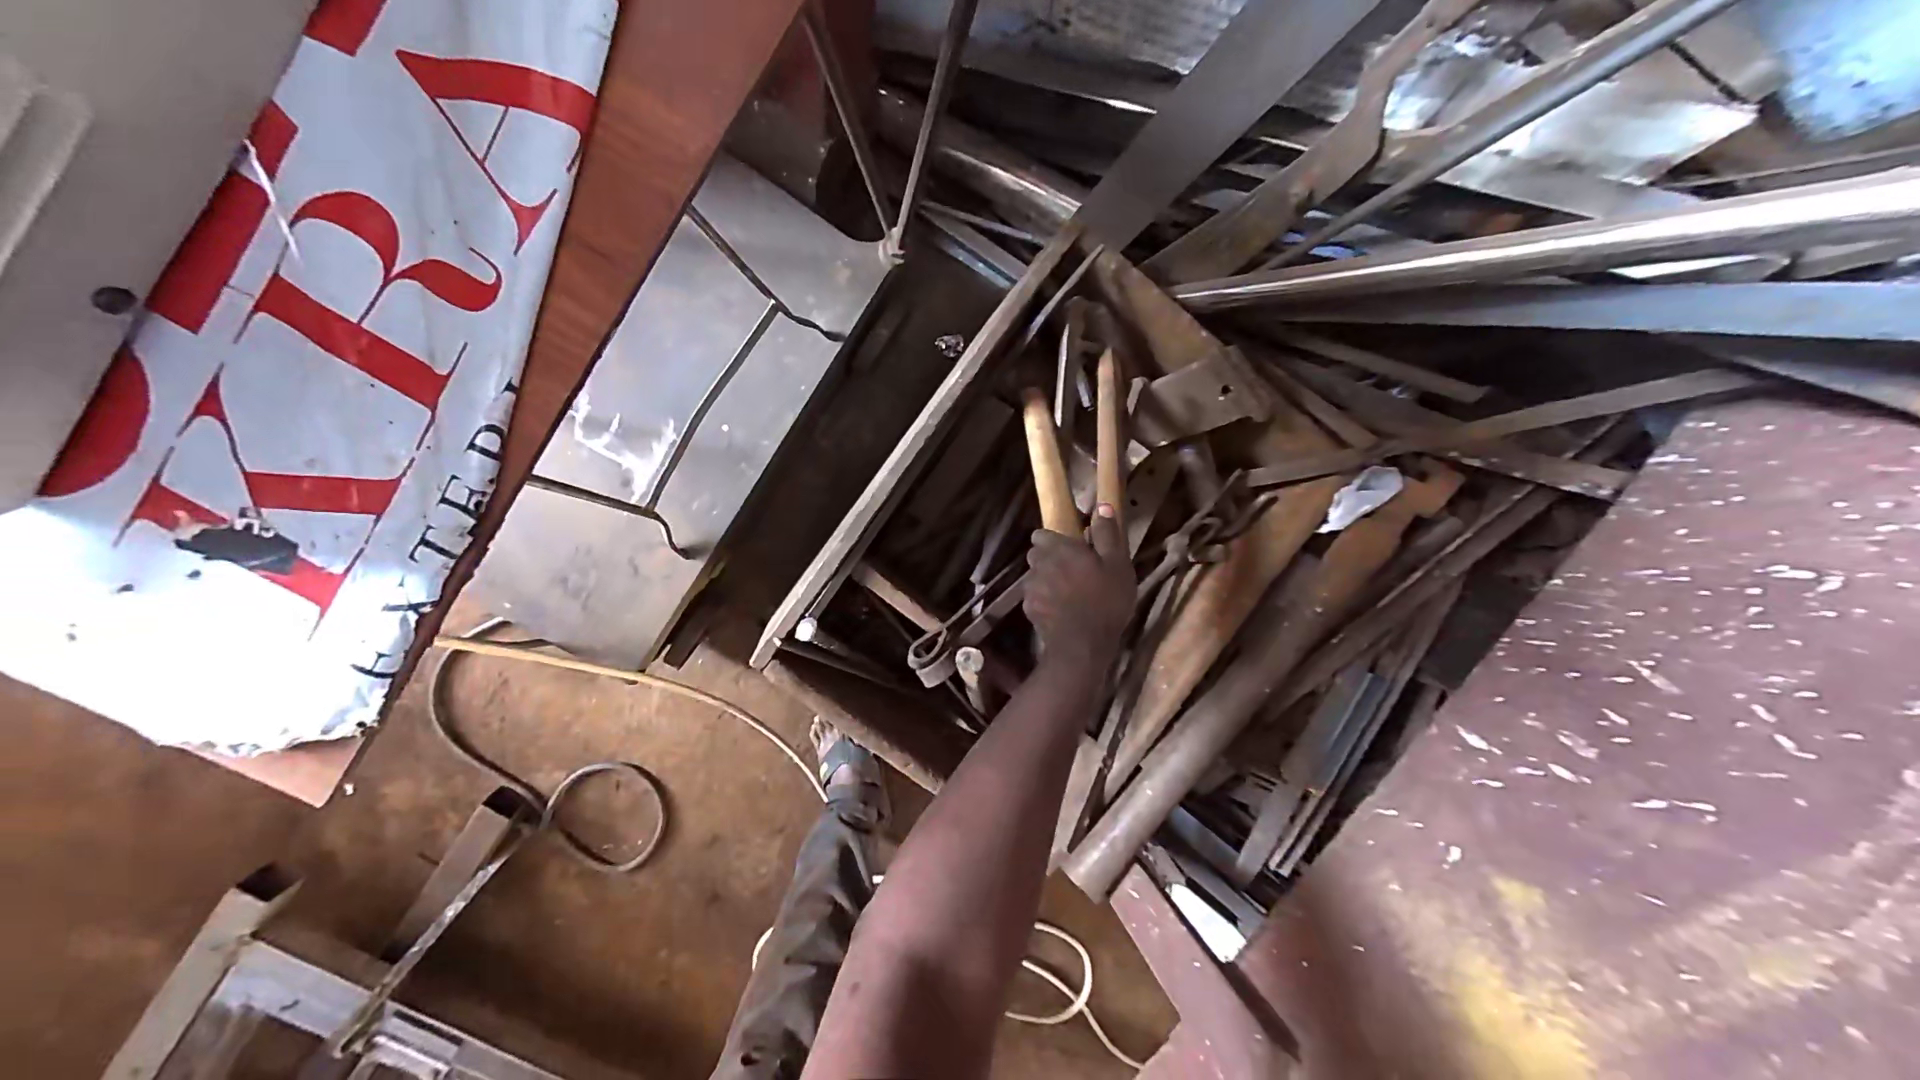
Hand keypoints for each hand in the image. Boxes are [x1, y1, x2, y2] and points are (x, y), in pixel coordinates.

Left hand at [1024, 503, 1134, 668]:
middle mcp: (1039, 564)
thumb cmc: (1105, 600)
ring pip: (1034, 576)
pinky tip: (1060, 611)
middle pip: (1036, 554)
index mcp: (1059, 549)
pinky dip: (1044, 601)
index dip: (1054, 540)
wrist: (1082, 644)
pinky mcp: (1028, 609)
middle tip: (1073, 572)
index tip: (1071, 549)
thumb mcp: (1117, 565)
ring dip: (1046, 580)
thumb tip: (1102, 506)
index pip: (1041, 534)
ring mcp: (1031, 588)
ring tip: (1068, 594)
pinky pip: (1034, 597)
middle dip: (1049, 559)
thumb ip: (1107, 534)